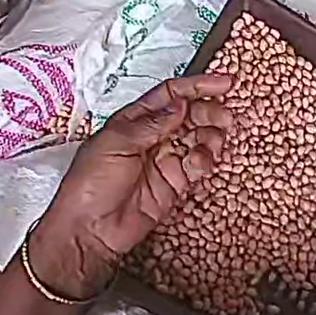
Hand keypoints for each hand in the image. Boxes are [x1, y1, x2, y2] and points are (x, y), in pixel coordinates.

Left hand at [26, 74, 232, 297]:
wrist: (90, 230)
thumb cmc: (90, 185)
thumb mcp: (116, 144)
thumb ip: (151, 124)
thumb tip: (180, 104)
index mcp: (134, 121)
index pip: (170, 95)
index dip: (197, 86)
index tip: (224, 83)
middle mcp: (152, 137)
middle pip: (189, 115)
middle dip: (210, 112)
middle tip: (225, 117)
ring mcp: (165, 160)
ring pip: (197, 139)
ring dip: (211, 136)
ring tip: (216, 141)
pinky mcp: (174, 184)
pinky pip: (197, 165)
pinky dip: (204, 161)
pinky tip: (201, 163)